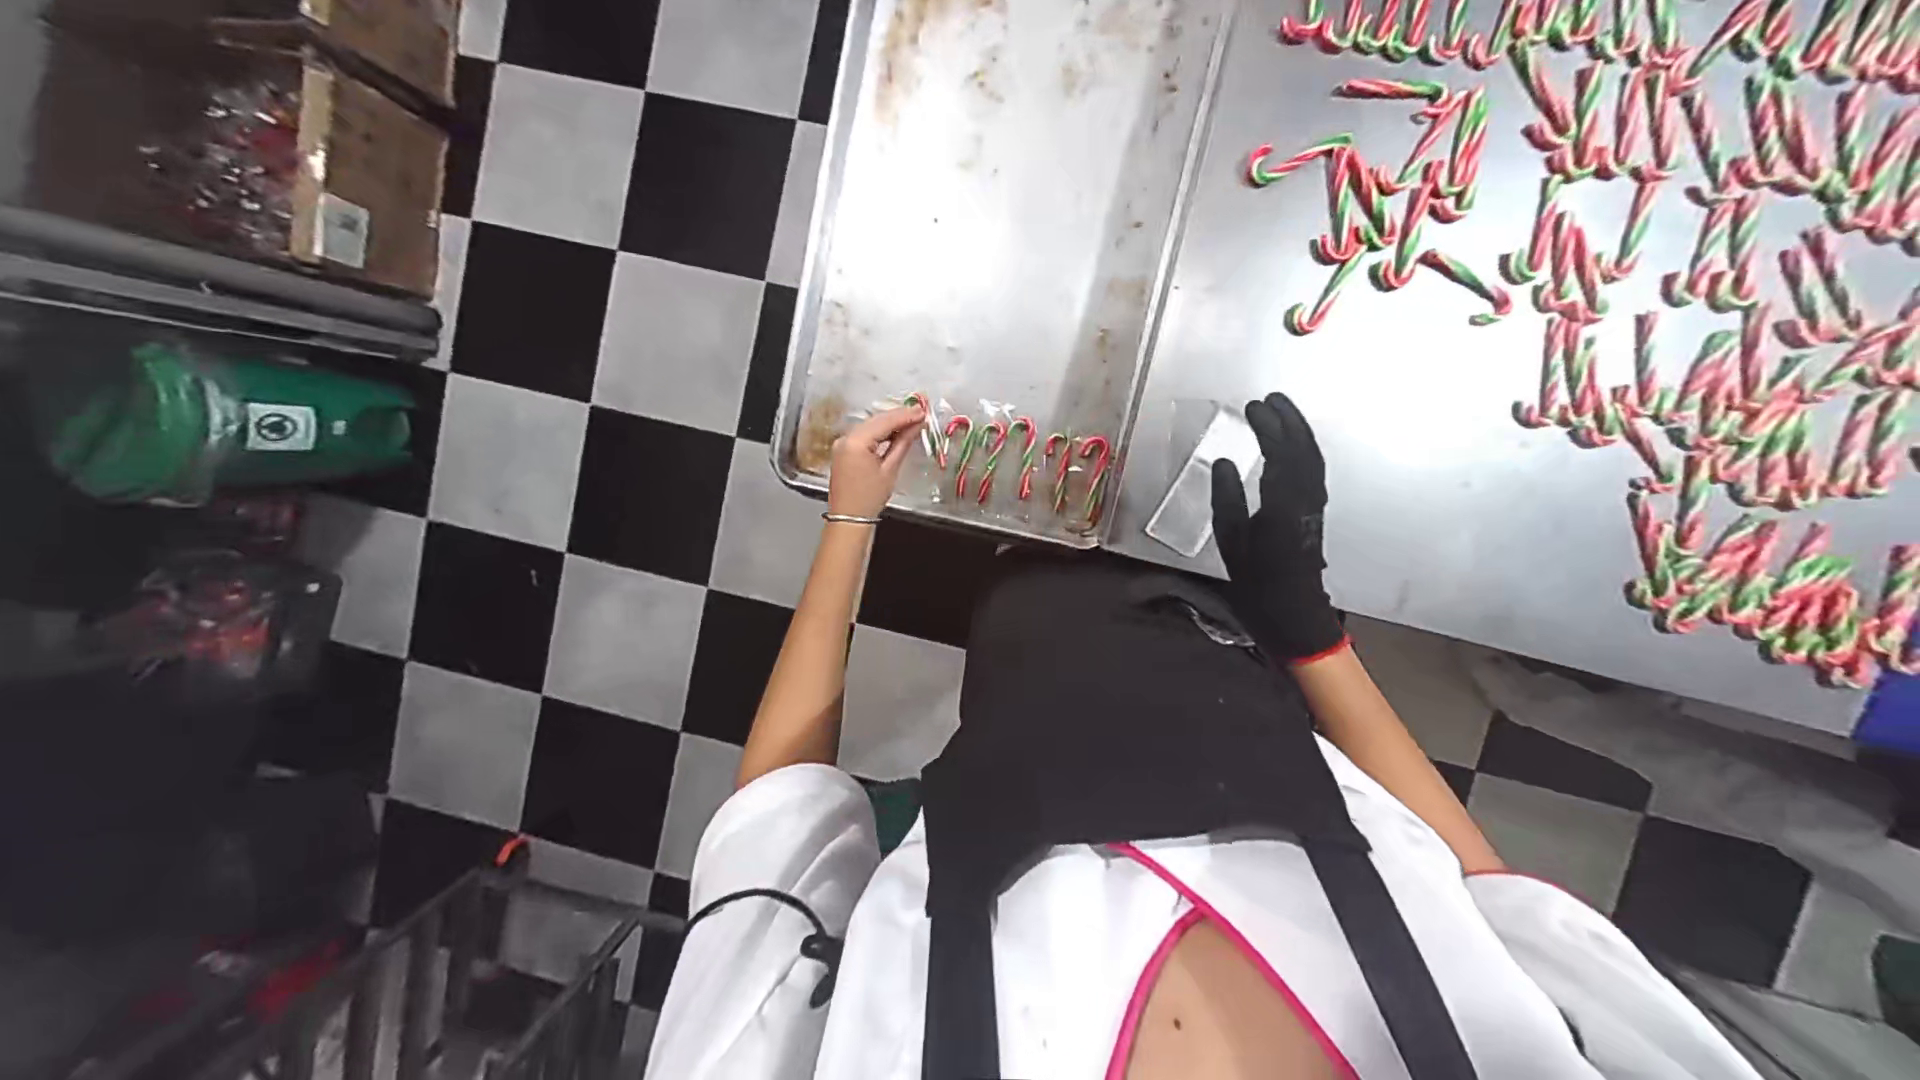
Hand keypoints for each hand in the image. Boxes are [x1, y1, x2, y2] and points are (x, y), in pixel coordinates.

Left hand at [828, 404, 925, 517]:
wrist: (849, 519)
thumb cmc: (869, 498)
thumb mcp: (890, 469)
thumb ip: (902, 443)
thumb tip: (915, 426)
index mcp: (855, 442)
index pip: (884, 422)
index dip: (905, 415)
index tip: (922, 411)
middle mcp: (845, 438)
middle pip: (875, 420)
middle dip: (898, 416)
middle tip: (919, 413)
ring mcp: (842, 443)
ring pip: (870, 426)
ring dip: (889, 423)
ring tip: (911, 422)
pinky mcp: (842, 450)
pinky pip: (863, 435)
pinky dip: (879, 433)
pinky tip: (894, 433)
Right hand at [1210, 392, 1346, 664]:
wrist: (1293, 612)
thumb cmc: (1257, 583)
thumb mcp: (1230, 543)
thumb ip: (1227, 499)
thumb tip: (1224, 462)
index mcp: (1282, 505)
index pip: (1280, 453)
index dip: (1268, 427)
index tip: (1252, 407)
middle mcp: (1305, 499)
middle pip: (1303, 449)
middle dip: (1288, 420)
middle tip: (1270, 399)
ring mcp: (1314, 504)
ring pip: (1312, 458)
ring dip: (1299, 431)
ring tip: (1282, 412)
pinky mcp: (1314, 511)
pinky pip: (1313, 470)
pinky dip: (1303, 450)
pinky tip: (1291, 446)